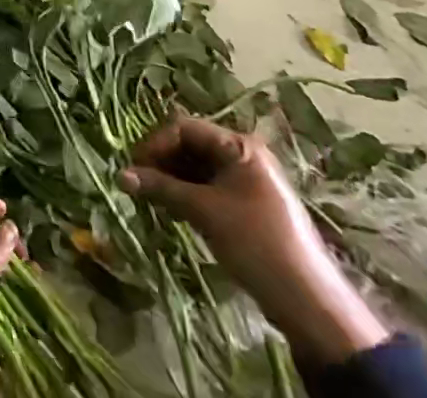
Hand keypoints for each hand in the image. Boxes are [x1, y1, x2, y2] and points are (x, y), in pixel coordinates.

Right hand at [118, 115, 388, 364]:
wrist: (306, 299)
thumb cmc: (255, 242)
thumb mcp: (203, 211)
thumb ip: (160, 188)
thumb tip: (119, 175)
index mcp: (238, 146)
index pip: (184, 128)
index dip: (155, 143)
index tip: (132, 167)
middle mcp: (242, 155)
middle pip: (189, 146)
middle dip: (160, 162)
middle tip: (137, 184)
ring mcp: (244, 180)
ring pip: (195, 168)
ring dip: (169, 180)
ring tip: (149, 200)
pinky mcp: (243, 204)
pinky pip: (205, 187)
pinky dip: (184, 195)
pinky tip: (170, 212)